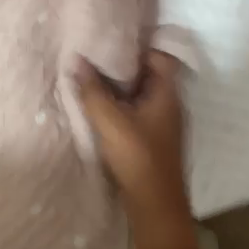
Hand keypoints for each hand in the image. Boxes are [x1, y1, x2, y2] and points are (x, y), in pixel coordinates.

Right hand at [76, 50, 191, 238]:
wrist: (154, 204)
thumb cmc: (137, 158)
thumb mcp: (110, 121)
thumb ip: (93, 91)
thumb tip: (78, 60)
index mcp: (167, 94)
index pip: (159, 56)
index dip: (137, 47)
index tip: (111, 43)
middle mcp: (169, 105)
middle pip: (148, 76)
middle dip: (123, 68)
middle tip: (94, 60)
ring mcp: (162, 124)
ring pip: (140, 96)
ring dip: (119, 90)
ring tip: (91, 82)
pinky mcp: (152, 140)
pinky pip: (136, 114)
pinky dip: (120, 109)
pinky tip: (99, 112)